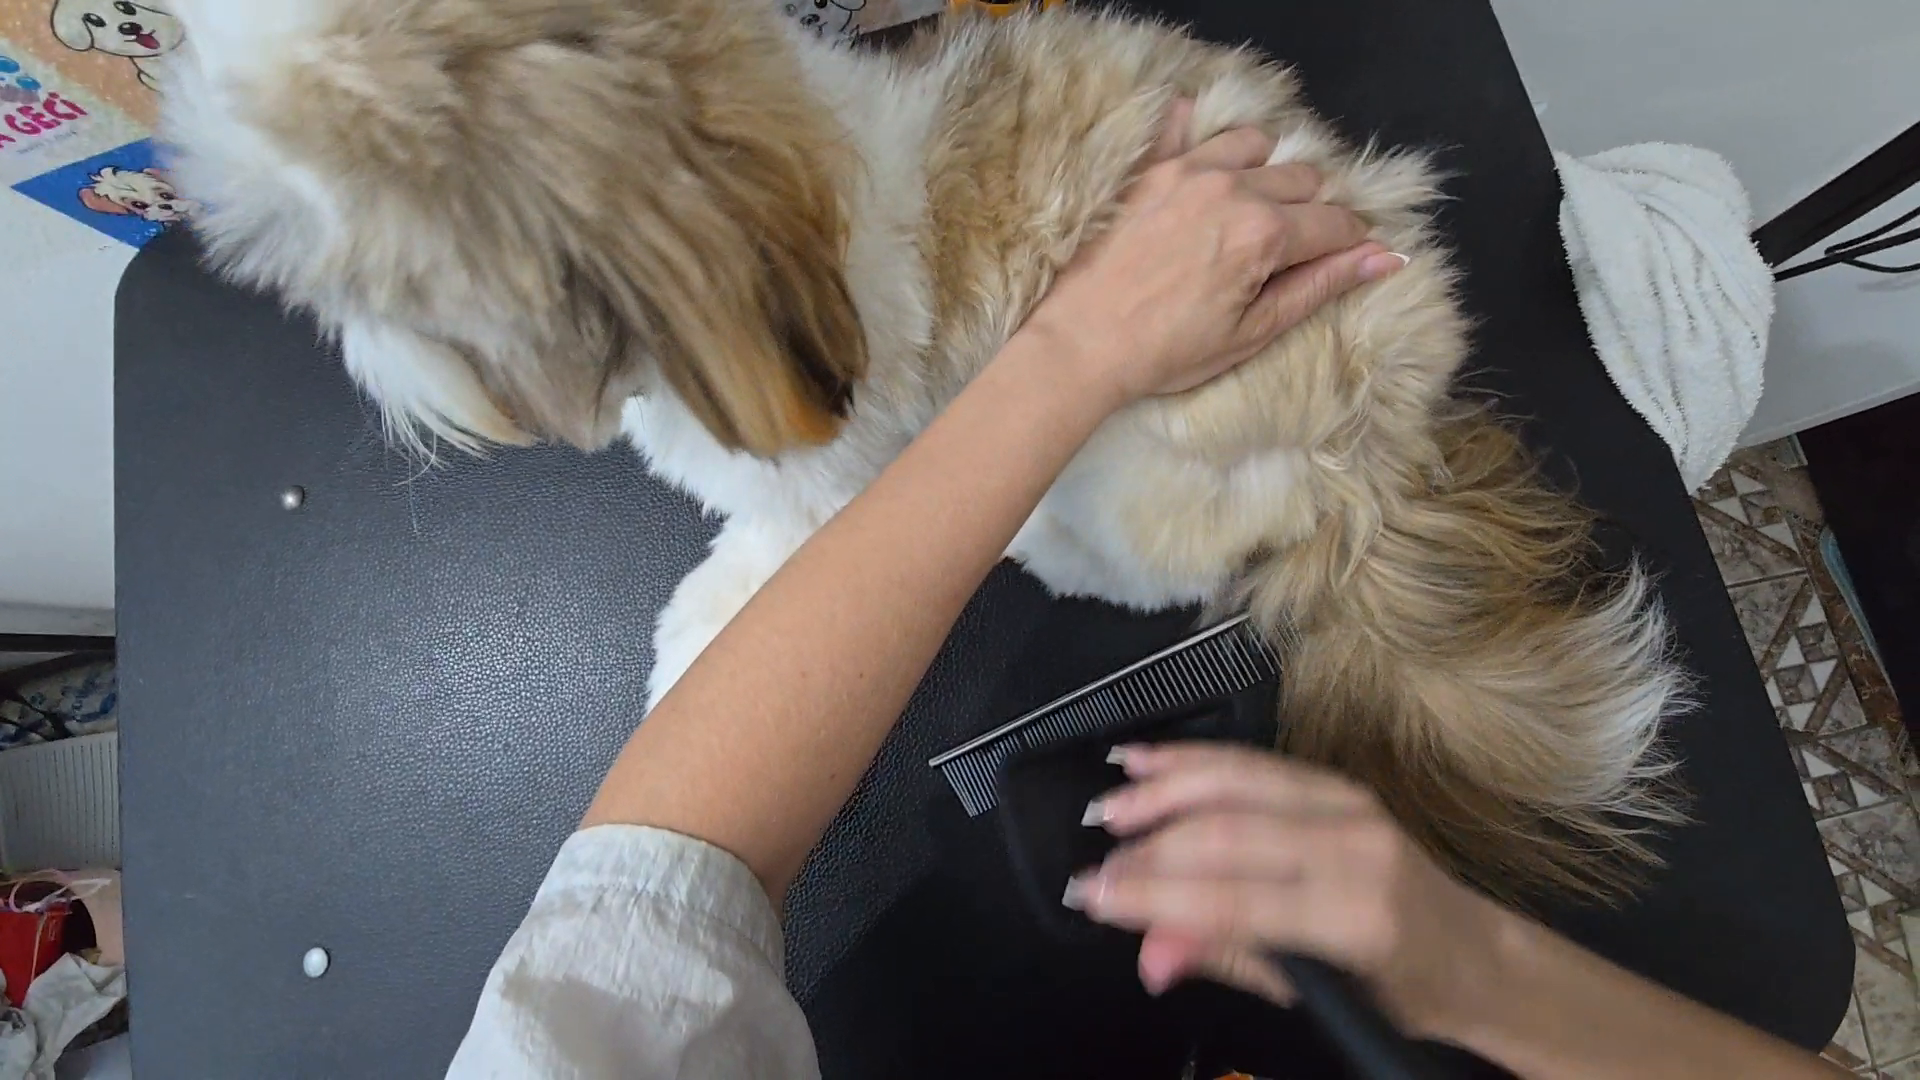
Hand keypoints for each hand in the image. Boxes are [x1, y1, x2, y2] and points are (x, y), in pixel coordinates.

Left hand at [1021, 100, 1407, 407]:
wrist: (1079, 346)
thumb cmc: (1163, 353)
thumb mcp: (1248, 334)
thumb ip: (1317, 288)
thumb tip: (1386, 259)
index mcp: (1263, 234)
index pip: (1334, 223)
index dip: (1346, 244)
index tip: (1338, 257)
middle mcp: (1232, 188)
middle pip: (1301, 179)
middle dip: (1305, 211)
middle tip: (1279, 249)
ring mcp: (1185, 172)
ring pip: (1254, 144)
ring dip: (1263, 171)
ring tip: (1243, 210)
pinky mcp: (1145, 172)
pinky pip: (1184, 126)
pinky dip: (1199, 135)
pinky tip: (1199, 164)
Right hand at [1064, 743, 1510, 1038]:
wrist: (1476, 950)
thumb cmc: (1402, 990)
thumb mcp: (1322, 997)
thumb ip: (1229, 960)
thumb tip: (1149, 958)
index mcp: (1357, 915)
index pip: (1234, 900)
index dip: (1155, 897)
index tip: (1093, 895)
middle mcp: (1351, 844)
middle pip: (1226, 832)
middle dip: (1149, 847)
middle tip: (1096, 861)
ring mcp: (1342, 799)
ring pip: (1231, 779)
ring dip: (1160, 788)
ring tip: (1108, 805)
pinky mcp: (1330, 777)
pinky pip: (1246, 758)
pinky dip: (1188, 758)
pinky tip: (1145, 758)